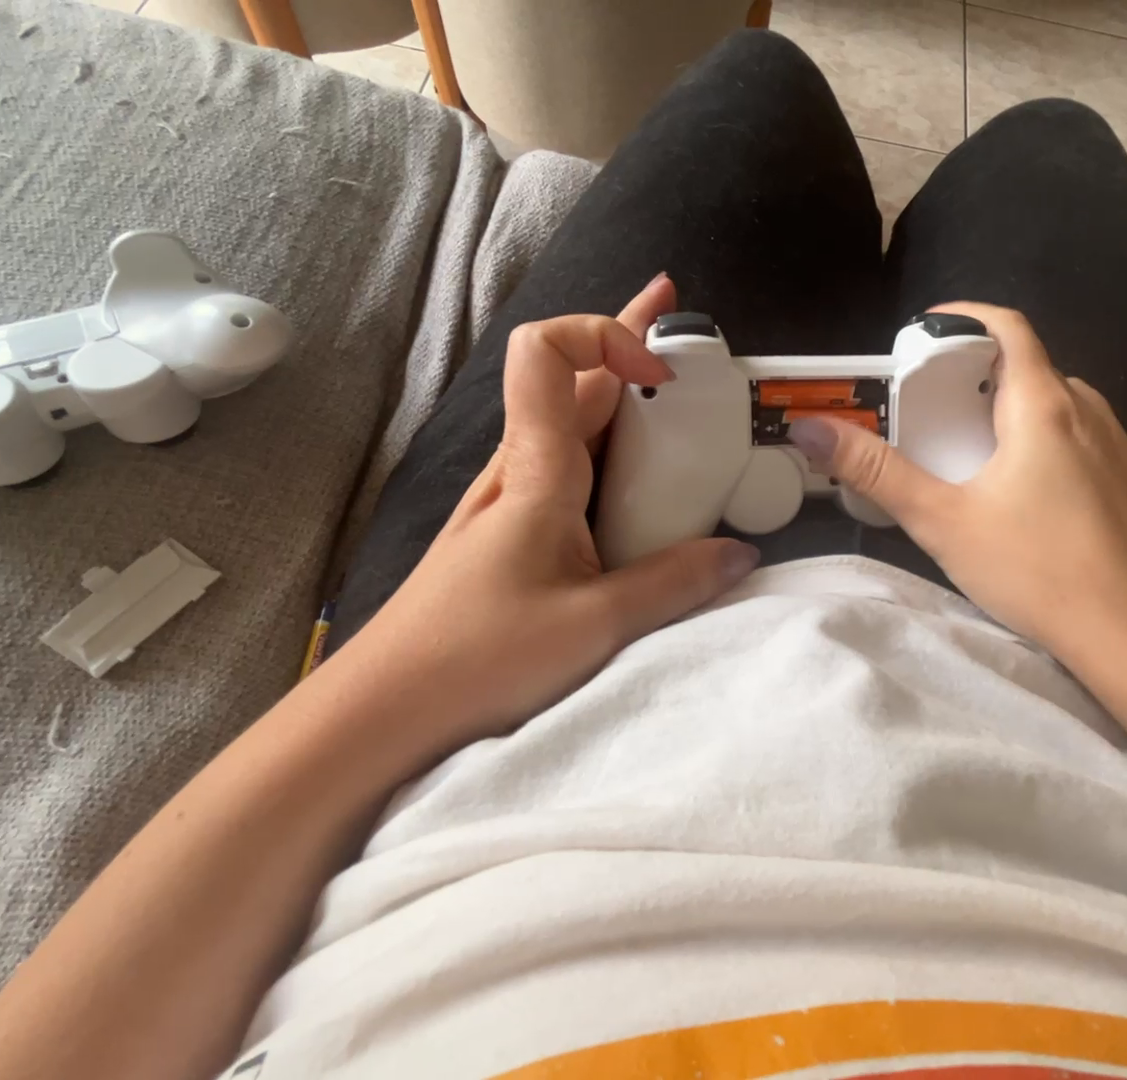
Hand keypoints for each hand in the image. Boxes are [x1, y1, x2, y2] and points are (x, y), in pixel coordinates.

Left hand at [323, 276, 759, 750]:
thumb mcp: (596, 624)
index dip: (606, 333)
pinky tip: (639, 481)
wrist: (386, 707)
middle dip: (626, 339)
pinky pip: (568, 469)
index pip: (548, 352)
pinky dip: (610, 452)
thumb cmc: (481, 657)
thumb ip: (675, 582)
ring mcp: (511, 501)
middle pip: (570, 377)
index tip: (662, 371)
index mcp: (536, 471)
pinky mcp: (512, 534)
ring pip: (570, 424)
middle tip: (684, 327)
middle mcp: (519, 470)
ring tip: (674, 396)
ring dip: (619, 396)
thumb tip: (740, 553)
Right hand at [788, 302, 1126, 664]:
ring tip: (977, 446)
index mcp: (1043, 407)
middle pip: (1031, 366)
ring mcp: (1119, 446)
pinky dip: (1047, 438)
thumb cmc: (1033, 570)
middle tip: (936, 406)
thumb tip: (813, 429)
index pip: (1010, 328)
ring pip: (1061, 403)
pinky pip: (1084, 436)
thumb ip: (876, 472)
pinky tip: (1028, 489)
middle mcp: (1089, 411)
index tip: (928, 332)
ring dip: (1016, 406)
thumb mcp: (941, 522)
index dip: (967, 317)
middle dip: (980, 372)